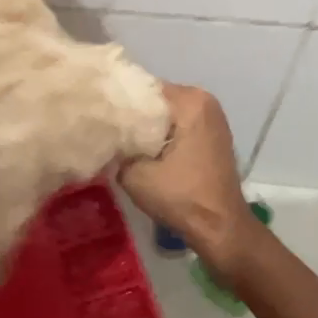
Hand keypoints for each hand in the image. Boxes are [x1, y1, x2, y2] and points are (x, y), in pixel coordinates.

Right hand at [117, 83, 264, 265]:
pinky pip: (179, 128)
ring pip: (167, 116)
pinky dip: (162, 137)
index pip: (143, 89)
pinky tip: (142, 153)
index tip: (98, 116)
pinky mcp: (213, 139)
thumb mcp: (134, 175)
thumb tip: (104, 140)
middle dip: (132, 115)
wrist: (220, 228)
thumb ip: (115, 150)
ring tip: (119, 141)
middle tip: (104, 130)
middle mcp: (205, 103)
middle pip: (156, 101)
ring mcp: (213, 121)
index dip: (118, 102)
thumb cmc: (181, 198)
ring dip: (147, 128)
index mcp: (190, 102)